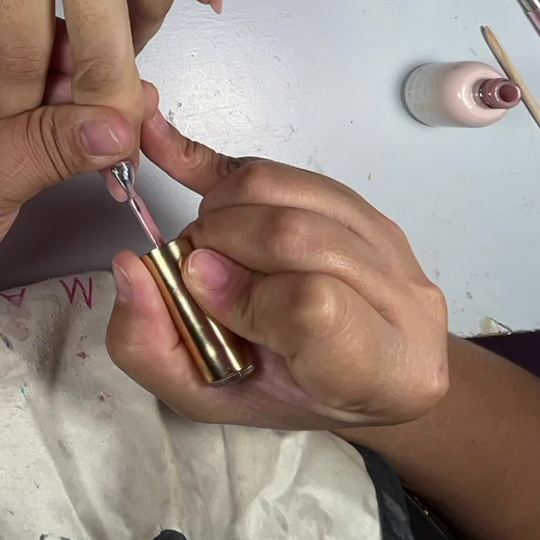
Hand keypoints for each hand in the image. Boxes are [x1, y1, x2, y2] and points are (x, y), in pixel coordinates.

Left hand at [0, 12, 138, 315]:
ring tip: (136, 129)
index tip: (120, 75)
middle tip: (138, 107)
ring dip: (80, 117)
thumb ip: (51, 144)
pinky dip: (66, 141)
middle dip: (80, 89)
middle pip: (26, 61)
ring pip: (36, 95)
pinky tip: (108, 149)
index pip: (5, 32)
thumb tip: (121, 120)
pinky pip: (32, 128)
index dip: (64, 50)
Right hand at [107, 113, 448, 428]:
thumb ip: (151, 347)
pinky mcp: (355, 202)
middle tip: (196, 268)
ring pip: (284, 191)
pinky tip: (161, 142)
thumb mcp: (202, 396)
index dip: (244, 294)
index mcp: (383, 372)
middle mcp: (406, 303)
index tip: (201, 291)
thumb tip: (133, 267)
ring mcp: (387, 243)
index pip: (315, 307)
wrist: (339, 368)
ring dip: (221, 207)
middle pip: (295, 235)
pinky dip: (209, 160)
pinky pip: (277, 167)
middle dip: (221, 241)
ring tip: (209, 240)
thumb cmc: (274, 388)